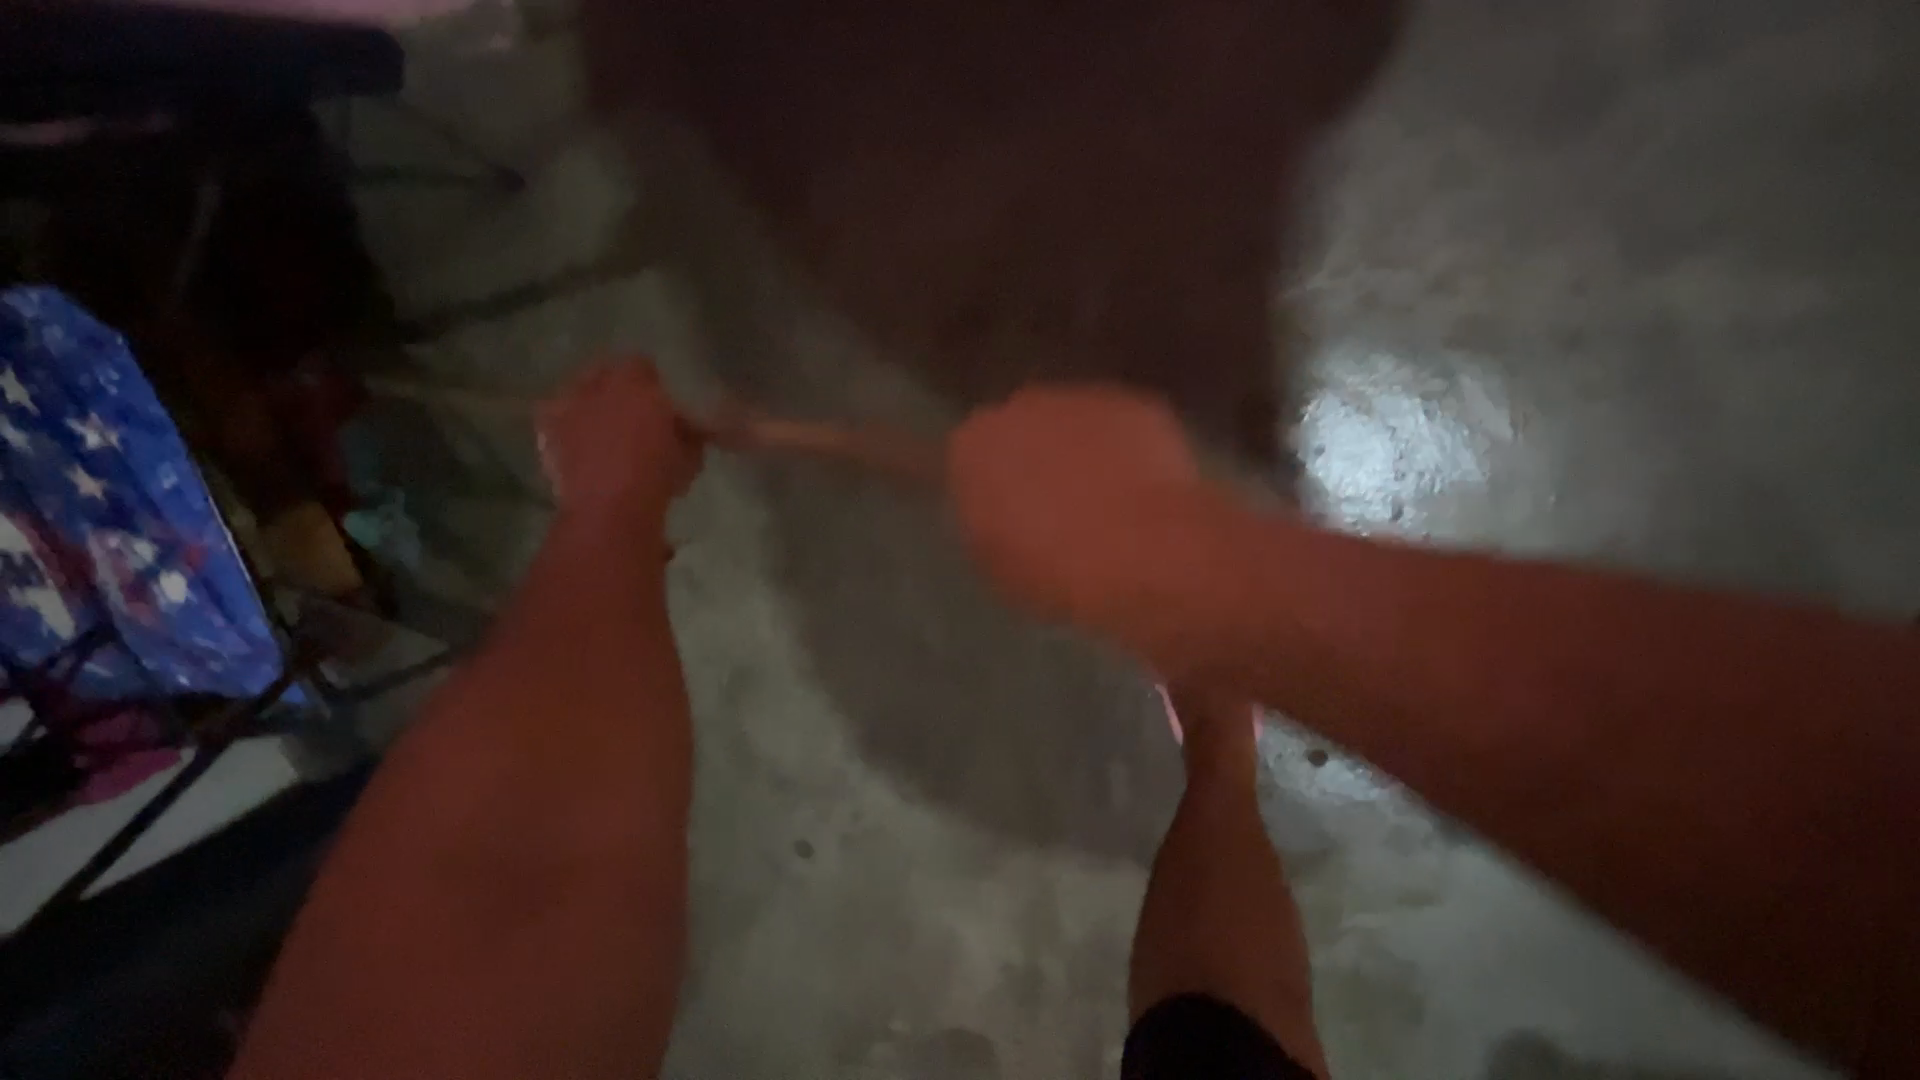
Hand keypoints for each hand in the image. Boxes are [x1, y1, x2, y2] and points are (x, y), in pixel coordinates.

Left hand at [538, 360, 702, 532]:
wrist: (610, 507)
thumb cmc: (657, 477)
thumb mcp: (690, 456)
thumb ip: (688, 432)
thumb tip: (689, 427)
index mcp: (639, 383)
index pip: (644, 365)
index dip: (652, 381)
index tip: (660, 398)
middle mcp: (600, 383)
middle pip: (607, 371)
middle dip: (618, 386)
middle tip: (632, 410)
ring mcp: (569, 402)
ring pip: (579, 389)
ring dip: (590, 401)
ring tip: (602, 424)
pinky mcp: (547, 426)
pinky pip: (556, 414)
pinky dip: (566, 421)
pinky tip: (577, 440)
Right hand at [946, 383, 1241, 676]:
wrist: (1145, 552)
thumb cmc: (1054, 569)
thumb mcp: (994, 564)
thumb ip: (983, 523)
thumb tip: (994, 513)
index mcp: (972, 445)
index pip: (965, 456)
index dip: (984, 484)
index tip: (1000, 512)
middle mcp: (1021, 406)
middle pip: (1020, 428)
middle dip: (1031, 458)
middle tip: (1051, 506)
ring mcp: (1082, 398)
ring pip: (1071, 423)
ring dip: (1078, 451)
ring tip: (1101, 498)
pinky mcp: (1136, 403)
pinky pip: (1120, 426)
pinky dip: (1124, 449)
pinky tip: (1138, 489)